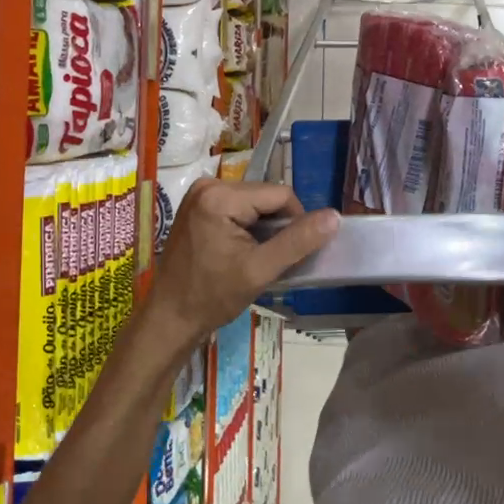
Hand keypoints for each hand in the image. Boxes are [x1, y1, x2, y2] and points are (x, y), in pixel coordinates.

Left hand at [149, 179, 338, 343]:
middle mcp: (208, 185)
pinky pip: (238, 207)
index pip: (281, 195)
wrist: (169, 319)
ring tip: (253, 257)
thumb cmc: (212, 297)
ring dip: (262, 228)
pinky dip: (247, 227)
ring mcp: (200, 194)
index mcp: (220, 196)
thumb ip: (298, 241)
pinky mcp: (198, 206)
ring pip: (255, 202)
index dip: (295, 222)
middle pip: (266, 196)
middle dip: (276, 226)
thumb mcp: (260, 270)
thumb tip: (334, 217)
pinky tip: (240, 252)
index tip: (287, 254)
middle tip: (267, 259)